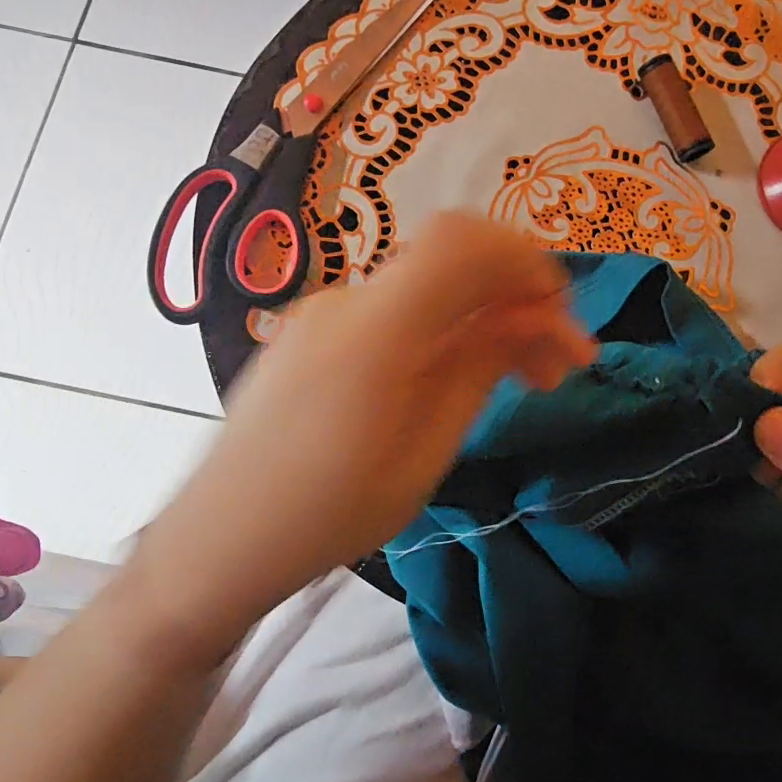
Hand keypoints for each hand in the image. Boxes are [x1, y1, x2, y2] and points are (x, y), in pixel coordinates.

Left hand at [131, 212, 597, 659]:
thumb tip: (533, 318)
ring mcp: (323, 312)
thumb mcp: (422, 455)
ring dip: (482, 318)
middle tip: (559, 367)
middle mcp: (347, 302)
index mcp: (376, 331)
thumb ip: (477, 370)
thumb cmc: (327, 516)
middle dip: (517, 298)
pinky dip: (441, 328)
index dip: (525, 262)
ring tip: (520, 379)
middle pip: (451, 262)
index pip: (463, 244)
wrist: (218, 538)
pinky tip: (455, 377)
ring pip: (426, 287)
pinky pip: (393, 310)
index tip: (563, 320)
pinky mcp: (312, 331)